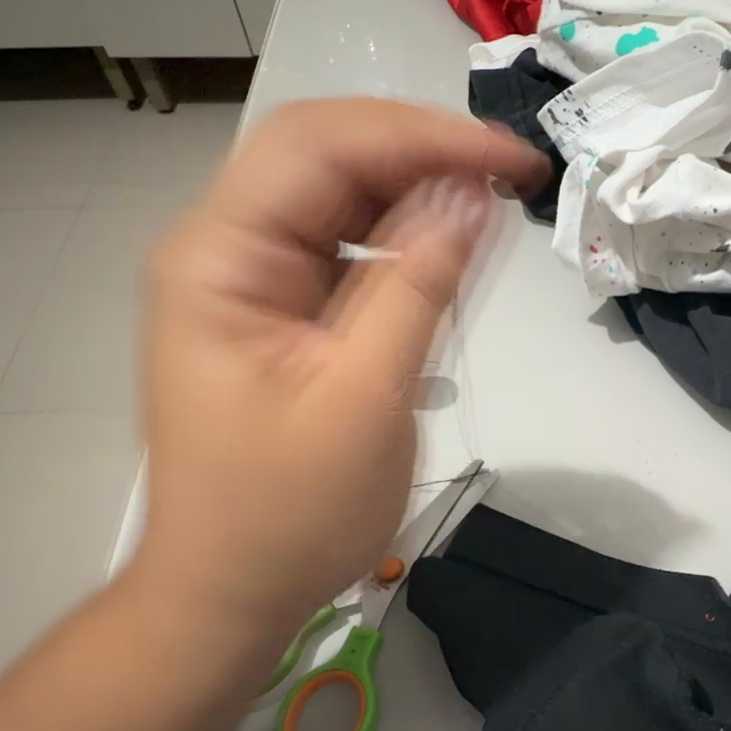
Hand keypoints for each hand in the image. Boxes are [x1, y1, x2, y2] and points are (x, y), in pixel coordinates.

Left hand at [126, 99, 548, 634]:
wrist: (230, 593)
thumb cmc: (288, 515)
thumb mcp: (364, 398)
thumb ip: (418, 286)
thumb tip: (471, 196)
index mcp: (219, 258)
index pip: (321, 147)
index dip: (423, 137)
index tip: (511, 161)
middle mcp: (221, 253)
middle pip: (324, 164)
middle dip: (420, 159)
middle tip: (509, 182)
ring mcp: (244, 287)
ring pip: (335, 208)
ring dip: (413, 202)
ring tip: (489, 215)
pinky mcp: (271, 321)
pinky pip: (339, 261)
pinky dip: (397, 254)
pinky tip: (444, 261)